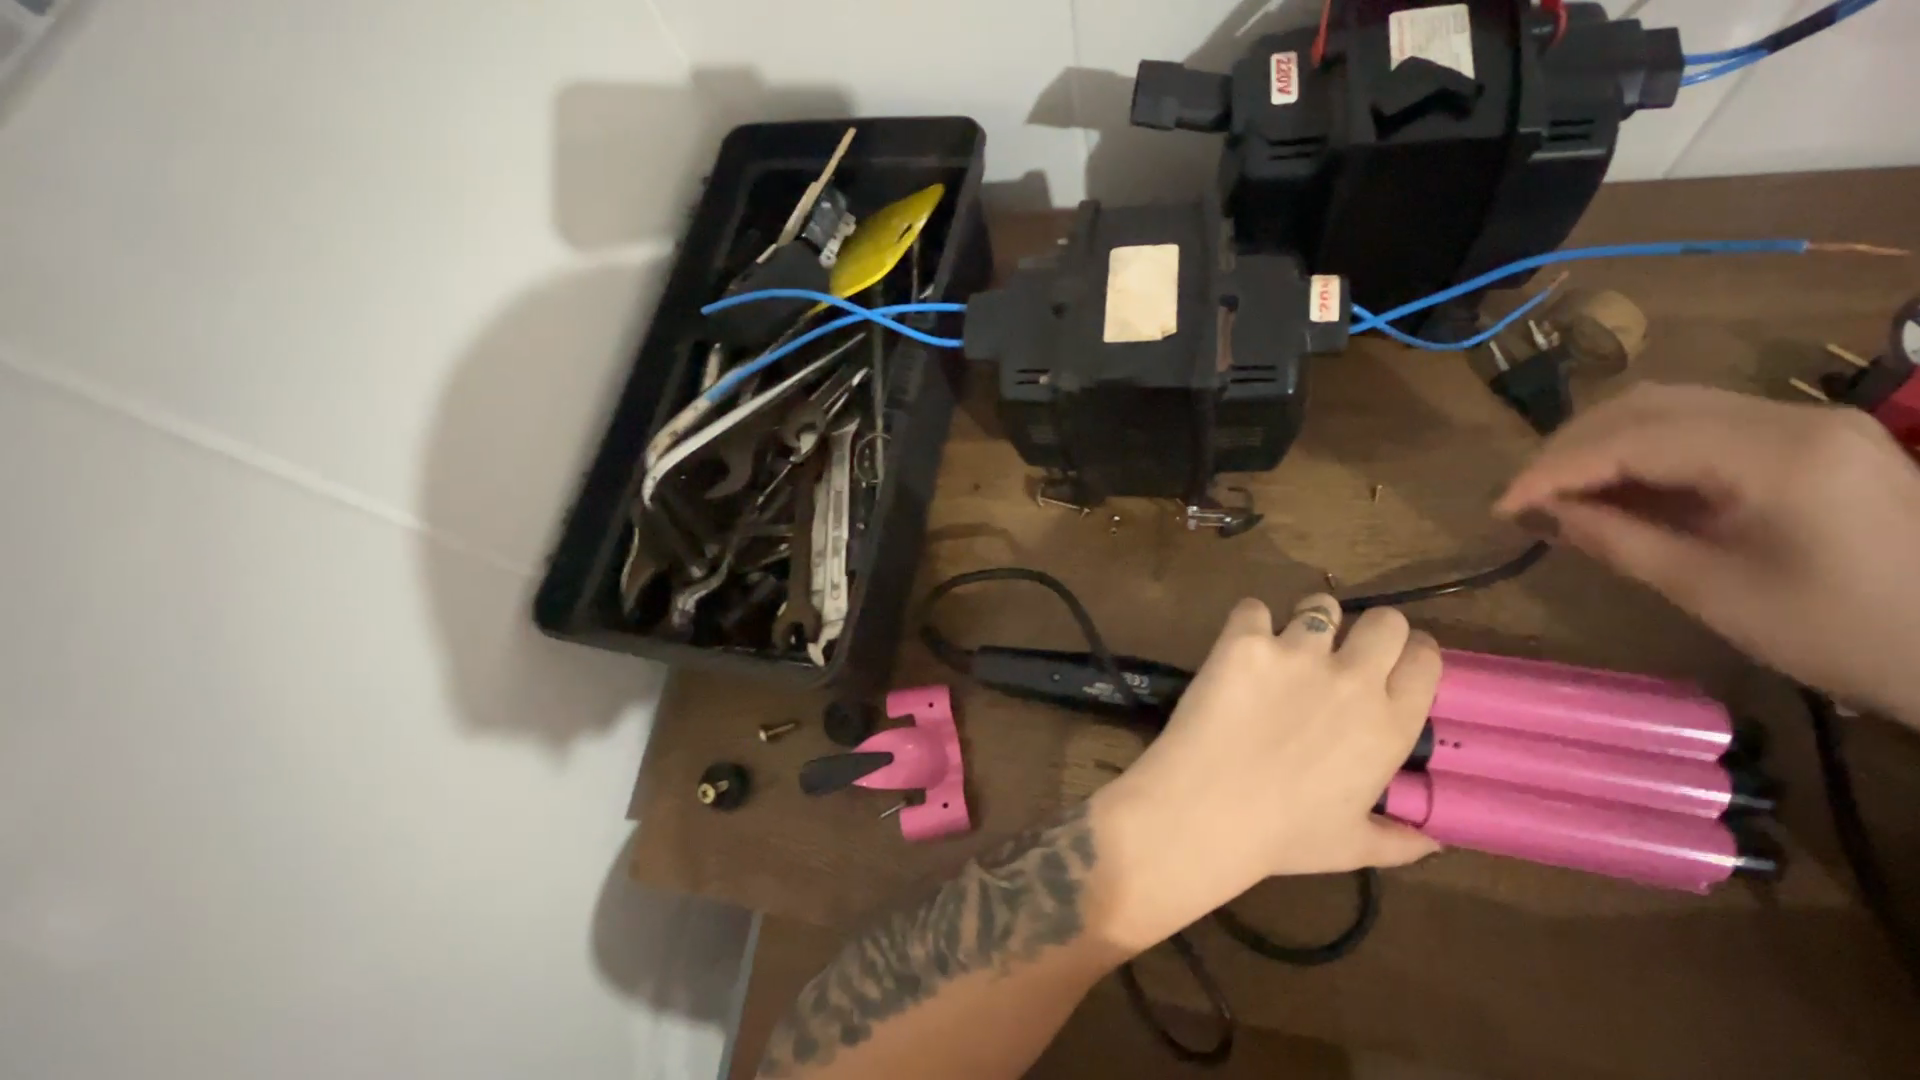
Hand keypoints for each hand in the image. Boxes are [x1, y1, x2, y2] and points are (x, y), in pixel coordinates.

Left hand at [1092, 595, 1439, 949]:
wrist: (1205, 812)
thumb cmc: (1281, 836)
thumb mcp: (1350, 847)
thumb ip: (1396, 840)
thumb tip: (1433, 844)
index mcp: (1390, 725)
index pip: (1425, 659)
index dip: (1411, 654)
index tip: (1392, 662)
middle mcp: (1353, 679)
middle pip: (1385, 620)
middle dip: (1369, 627)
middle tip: (1343, 648)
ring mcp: (1298, 654)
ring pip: (1320, 606)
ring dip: (1308, 620)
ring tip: (1285, 642)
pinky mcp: (1246, 642)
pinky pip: (1253, 608)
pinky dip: (1248, 622)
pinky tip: (1238, 647)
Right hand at [1495, 383, 1919, 722]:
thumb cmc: (1846, 633)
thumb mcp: (1714, 593)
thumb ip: (1619, 540)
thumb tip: (1541, 514)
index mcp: (1777, 453)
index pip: (1633, 437)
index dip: (1554, 468)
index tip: (1501, 506)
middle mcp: (1791, 416)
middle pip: (1648, 405)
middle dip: (1569, 448)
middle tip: (1522, 498)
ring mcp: (1807, 422)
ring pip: (1671, 408)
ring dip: (1600, 444)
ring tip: (1556, 492)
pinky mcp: (1811, 440)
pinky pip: (1703, 428)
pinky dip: (1641, 452)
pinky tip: (1613, 488)